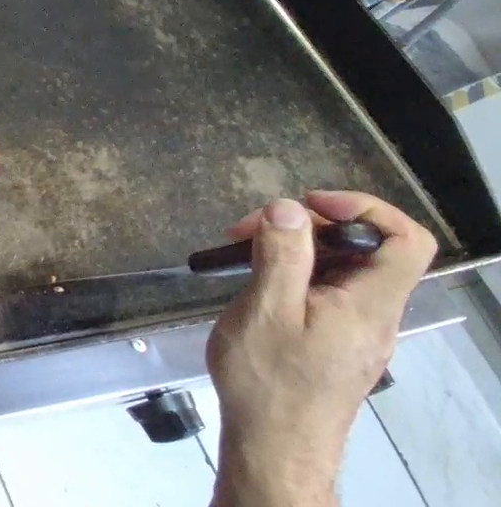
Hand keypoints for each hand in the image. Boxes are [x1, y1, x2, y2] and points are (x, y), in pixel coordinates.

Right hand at [207, 191, 435, 506]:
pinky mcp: (334, 339)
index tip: (305, 204)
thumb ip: (282, 257)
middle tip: (247, 230)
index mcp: (369, 304)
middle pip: (365, 248)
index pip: (406, 240)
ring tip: (240, 252)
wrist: (274, 442)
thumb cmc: (269, 376)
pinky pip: (325, 289)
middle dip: (306, 224)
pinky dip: (291, 271)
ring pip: (341, 267)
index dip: (363, 208)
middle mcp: (374, 314)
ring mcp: (356, 329)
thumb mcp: (265, 310)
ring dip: (293, 247)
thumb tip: (290, 208)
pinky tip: (253, 280)